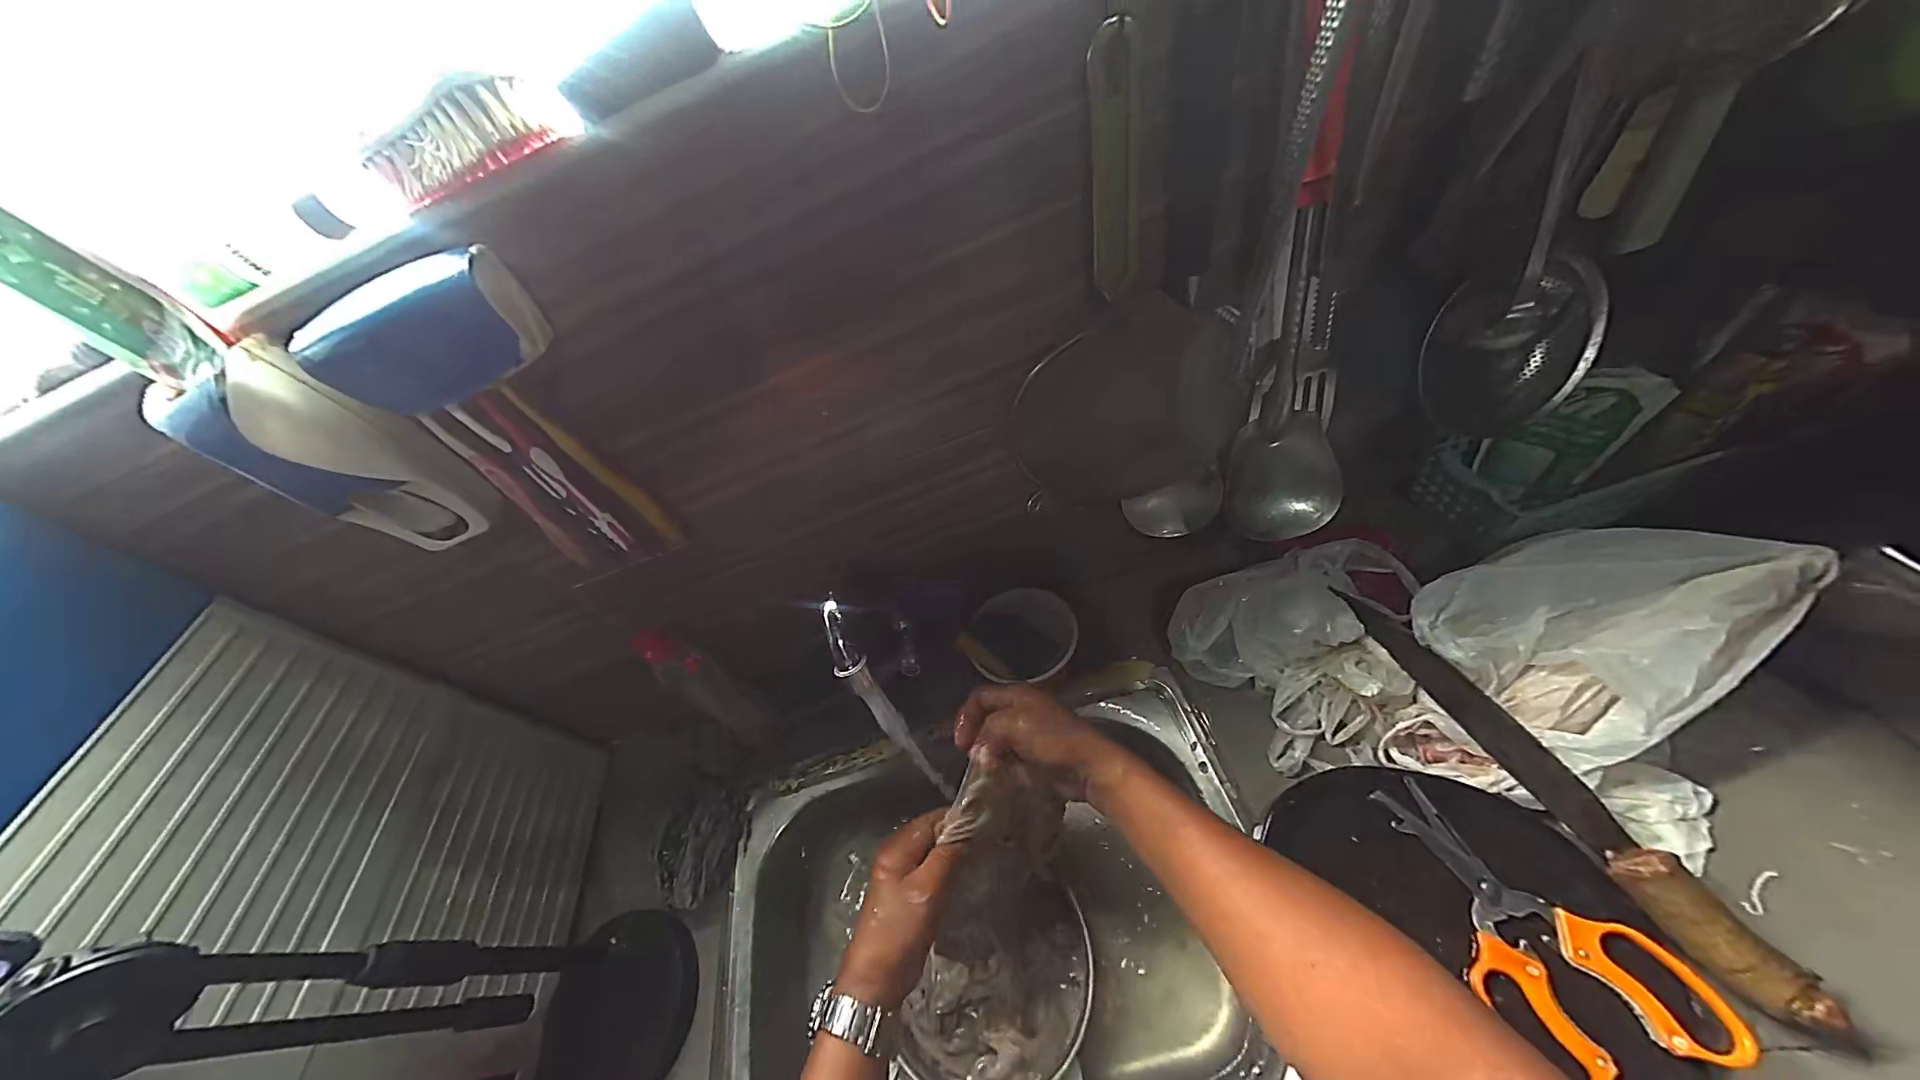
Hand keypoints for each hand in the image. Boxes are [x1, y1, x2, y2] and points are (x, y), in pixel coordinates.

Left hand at [836, 809, 967, 1008]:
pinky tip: (965, 879)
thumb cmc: (900, 931)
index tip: (987, 825)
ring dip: (955, 856)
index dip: (958, 820)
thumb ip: (946, 856)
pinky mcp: (908, 895)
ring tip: (981, 860)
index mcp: (896, 847)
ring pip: (933, 854)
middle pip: (933, 834)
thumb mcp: (927, 890)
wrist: (876, 980)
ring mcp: (900, 875)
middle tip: (988, 843)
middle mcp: (896, 855)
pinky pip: (932, 873)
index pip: (932, 819)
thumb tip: (966, 827)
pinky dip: (948, 872)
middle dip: (958, 837)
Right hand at [953, 684, 1128, 804]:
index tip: (962, 743)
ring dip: (988, 754)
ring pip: (998, 740)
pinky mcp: (1037, 756)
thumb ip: (989, 731)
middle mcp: (1023, 710)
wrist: (1088, 766)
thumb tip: (979, 749)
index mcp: (1018, 695)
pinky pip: (1010, 758)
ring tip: (985, 769)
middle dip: (976, 737)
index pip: (980, 697)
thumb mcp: (1014, 726)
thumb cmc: (1053, 740)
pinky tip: (1000, 777)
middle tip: (971, 757)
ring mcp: (1031, 733)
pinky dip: (1002, 766)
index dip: (966, 716)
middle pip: (987, 718)